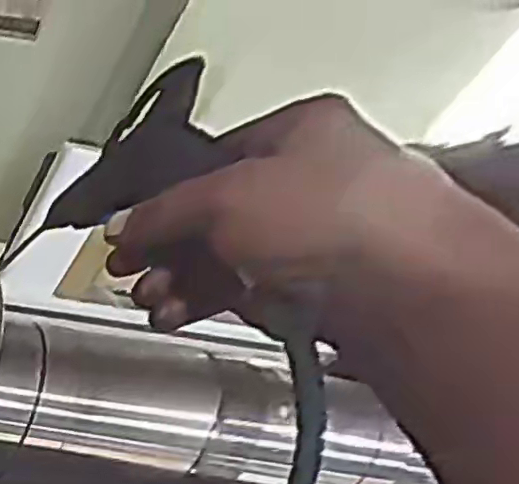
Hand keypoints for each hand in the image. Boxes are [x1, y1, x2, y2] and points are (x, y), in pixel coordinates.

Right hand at [104, 95, 518, 354]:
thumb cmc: (342, 219)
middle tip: (127, 265)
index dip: (158, 199)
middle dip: (158, 249)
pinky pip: (222, 292)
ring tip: (151, 295)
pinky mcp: (287, 285)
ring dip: (169, 282)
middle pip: (199, 219)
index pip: (202, 165)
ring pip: (207, 261)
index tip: (124, 227)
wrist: (395, 288)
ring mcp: (292, 237)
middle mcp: (295, 184)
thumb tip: (122, 223)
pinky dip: (191, 304)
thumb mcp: (226, 197)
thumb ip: (161, 210)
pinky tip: (172, 313)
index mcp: (294, 134)